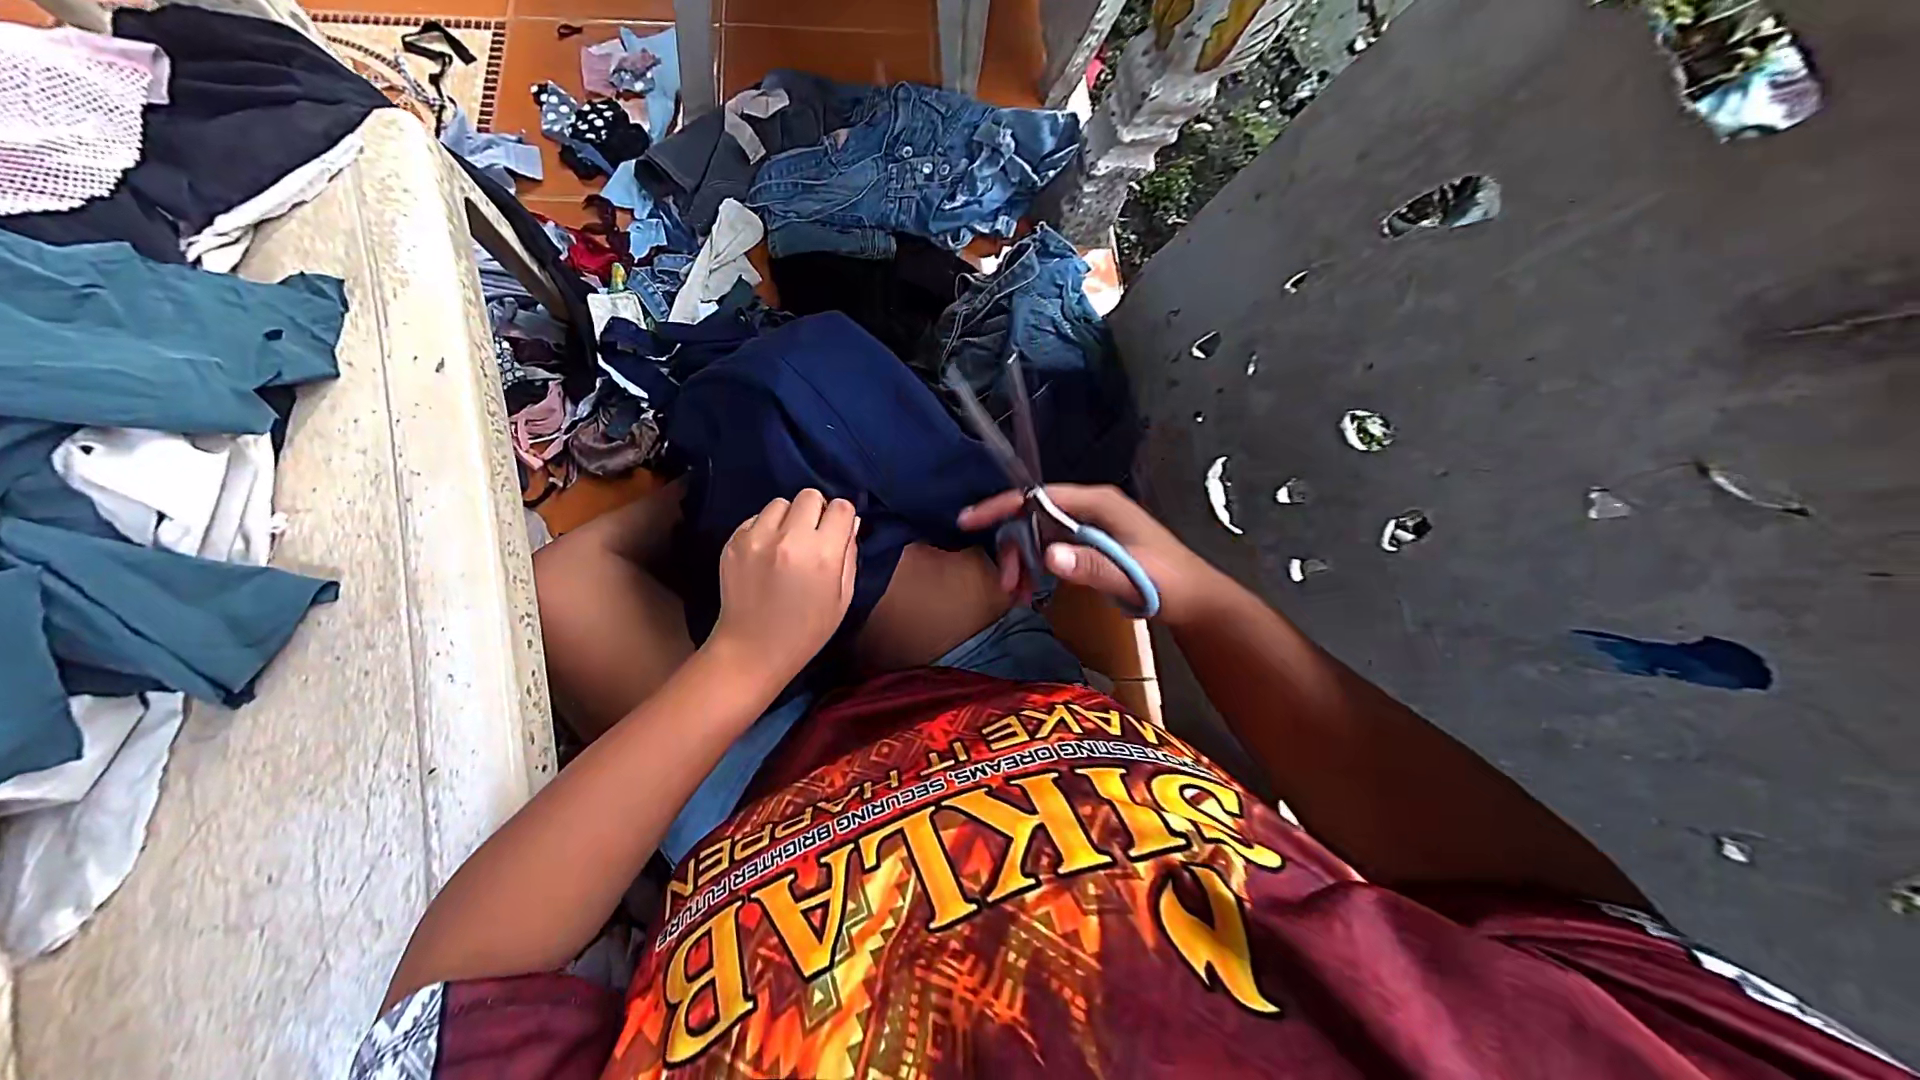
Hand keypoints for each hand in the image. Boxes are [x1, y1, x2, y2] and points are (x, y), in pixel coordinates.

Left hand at [711, 490, 858, 682]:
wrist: (752, 649)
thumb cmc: (806, 630)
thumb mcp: (842, 598)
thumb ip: (849, 555)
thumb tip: (850, 523)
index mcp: (822, 554)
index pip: (841, 508)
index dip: (842, 518)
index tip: (837, 531)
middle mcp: (789, 539)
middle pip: (810, 496)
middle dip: (816, 512)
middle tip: (812, 535)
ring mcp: (757, 538)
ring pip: (780, 503)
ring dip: (788, 518)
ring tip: (786, 543)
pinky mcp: (733, 542)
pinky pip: (756, 518)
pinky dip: (764, 530)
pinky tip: (765, 555)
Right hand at [958, 485, 1235, 626]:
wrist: (1195, 601)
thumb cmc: (1169, 583)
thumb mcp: (1130, 575)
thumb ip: (1090, 566)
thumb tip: (1048, 556)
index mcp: (1099, 504)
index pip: (1040, 497)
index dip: (1003, 506)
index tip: (969, 520)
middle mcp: (1090, 510)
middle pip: (1034, 517)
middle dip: (1014, 547)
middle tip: (1008, 584)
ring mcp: (1089, 528)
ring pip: (1039, 536)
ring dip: (1022, 562)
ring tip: (1018, 594)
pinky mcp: (1088, 547)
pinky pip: (1051, 551)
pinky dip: (1036, 569)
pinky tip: (1032, 591)